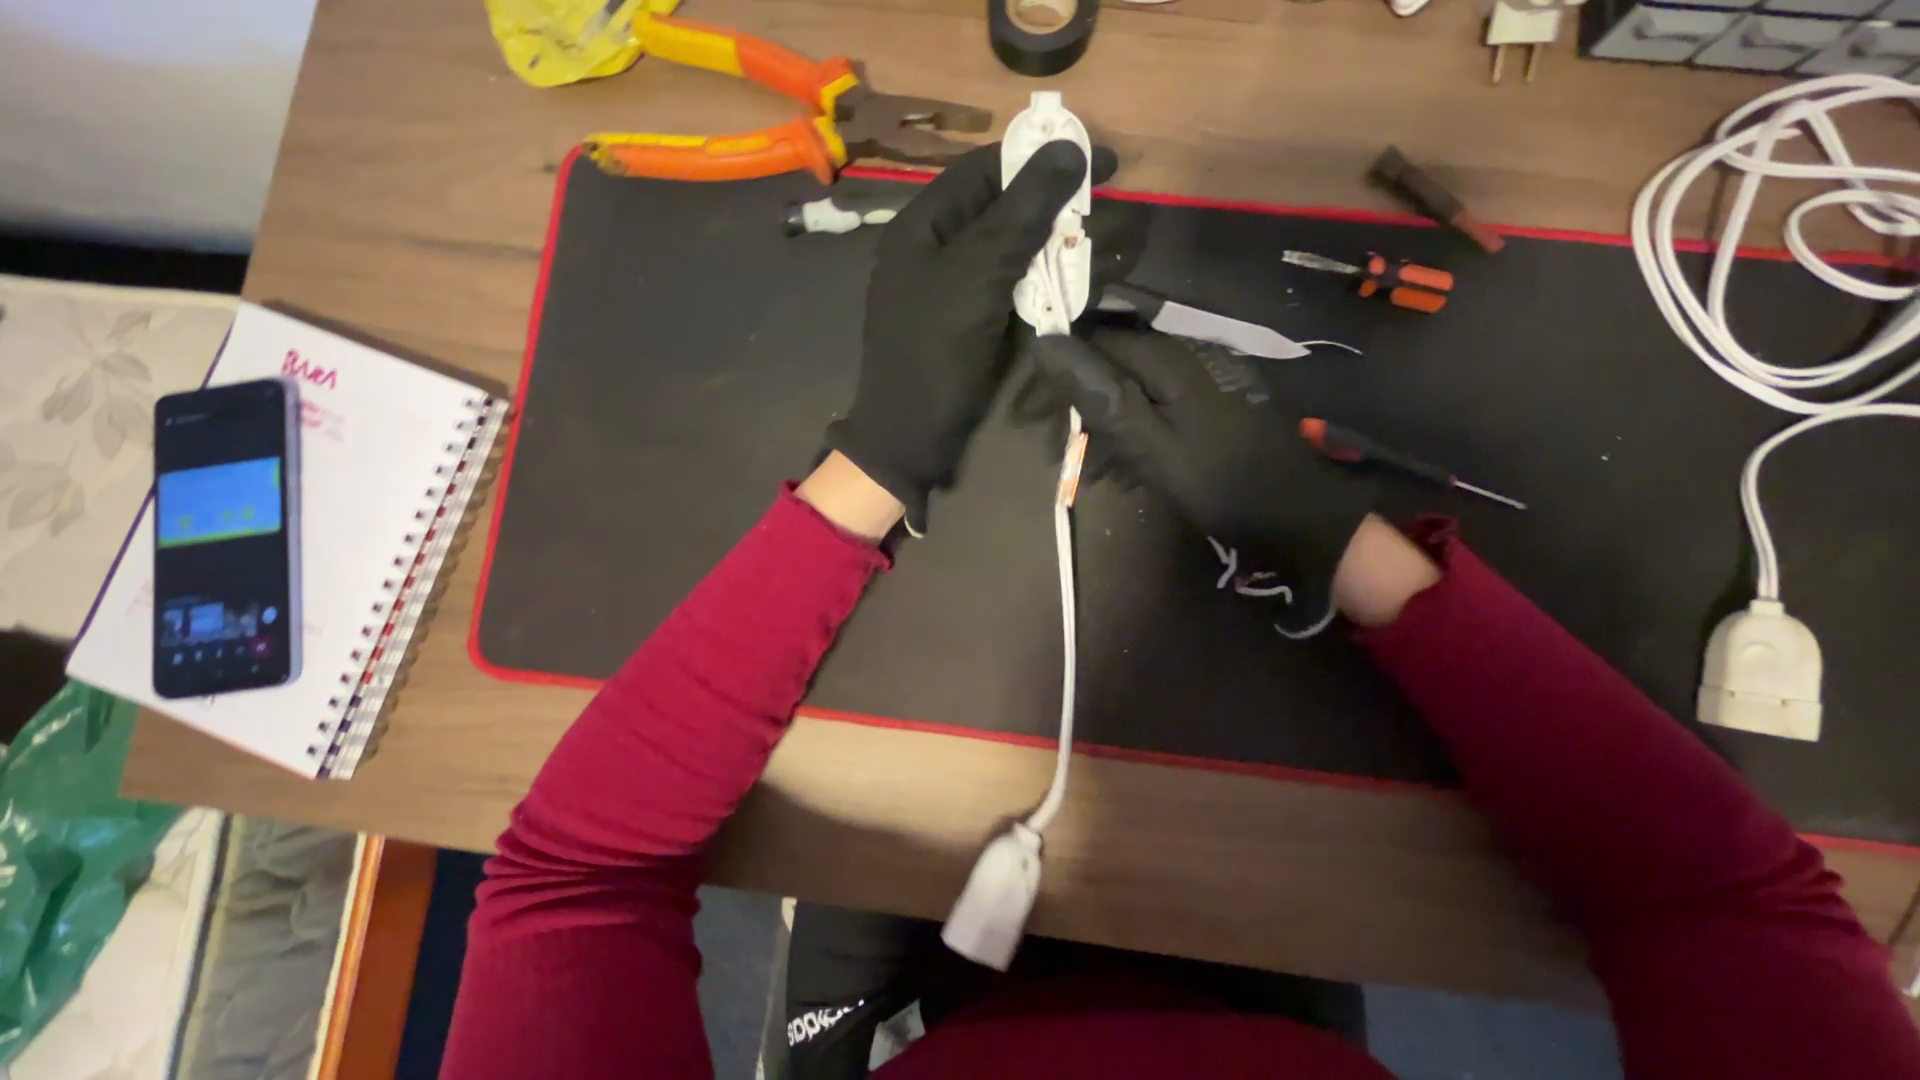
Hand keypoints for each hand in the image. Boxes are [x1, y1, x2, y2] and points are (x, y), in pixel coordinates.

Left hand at [824, 140, 1088, 534]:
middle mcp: (943, 248)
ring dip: (1070, 246)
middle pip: (1010, 210)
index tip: (1102, 160)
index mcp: (925, 224)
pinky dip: (1058, 282)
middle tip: (1117, 208)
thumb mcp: (976, 272)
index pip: (988, 169)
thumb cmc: (934, 348)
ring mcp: (963, 289)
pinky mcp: (982, 323)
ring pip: (1023, 251)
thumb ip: (1020, 211)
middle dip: (1064, 207)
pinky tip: (1096, 279)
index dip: (1043, 158)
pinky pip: (1024, 289)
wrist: (912, 435)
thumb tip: (1068, 148)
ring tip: (1123, 245)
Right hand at [1026, 327, 1377, 628]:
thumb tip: (1048, 343)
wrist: (1296, 512)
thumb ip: (1101, 394)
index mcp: (1168, 358)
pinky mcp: (1218, 398)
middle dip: (1084, 396)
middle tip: (1061, 443)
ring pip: (1138, 383)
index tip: (1036, 406)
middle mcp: (1188, 352)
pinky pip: (1162, 401)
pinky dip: (1138, 427)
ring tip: (1092, 464)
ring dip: (1109, 417)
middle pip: (1118, 358)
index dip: (1061, 365)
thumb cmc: (1217, 482)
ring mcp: (1207, 375)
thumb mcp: (1149, 444)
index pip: (1096, 338)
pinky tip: (1128, 466)